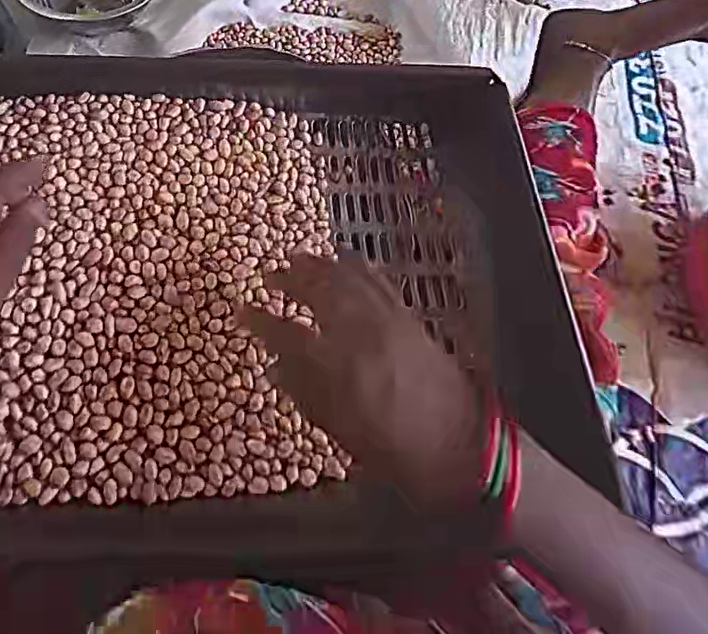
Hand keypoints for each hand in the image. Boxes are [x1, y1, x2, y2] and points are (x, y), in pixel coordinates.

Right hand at [243, 252, 487, 510]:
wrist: (464, 450)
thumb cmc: (396, 450)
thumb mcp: (341, 430)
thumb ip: (304, 392)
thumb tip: (273, 366)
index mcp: (339, 367)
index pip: (287, 333)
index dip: (261, 321)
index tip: (242, 312)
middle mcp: (361, 334)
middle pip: (318, 293)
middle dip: (289, 279)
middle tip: (269, 274)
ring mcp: (387, 321)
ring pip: (347, 280)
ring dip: (319, 266)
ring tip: (298, 258)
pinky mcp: (408, 318)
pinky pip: (377, 282)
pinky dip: (357, 267)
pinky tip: (345, 260)